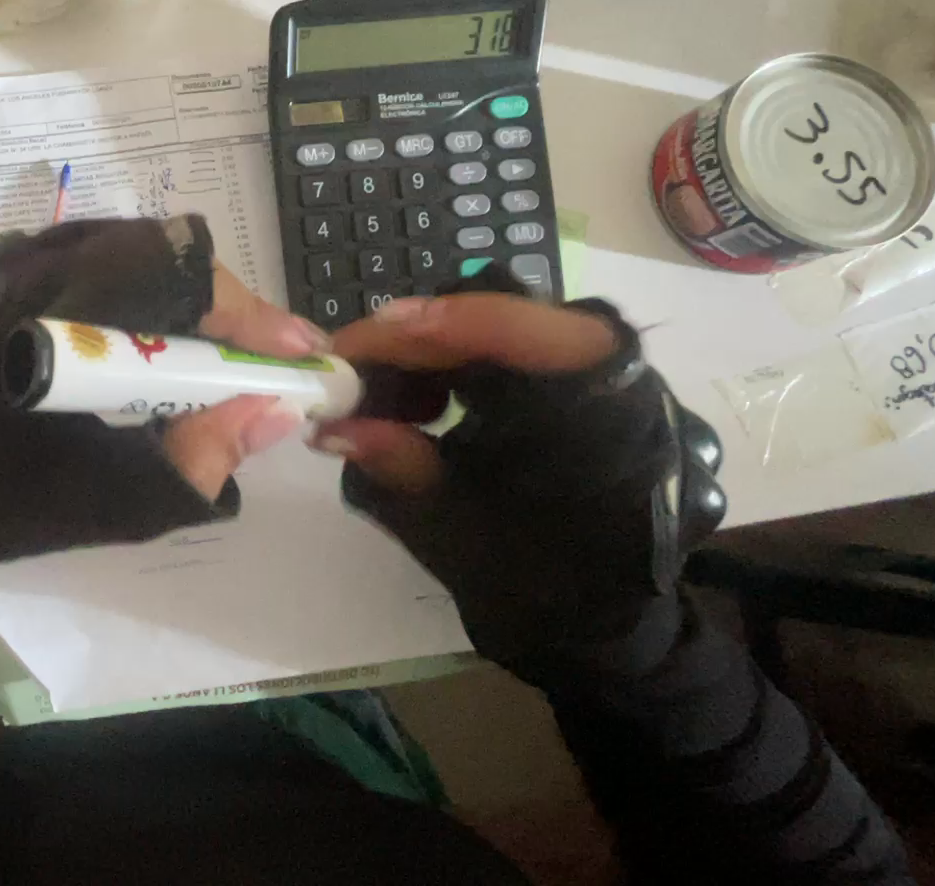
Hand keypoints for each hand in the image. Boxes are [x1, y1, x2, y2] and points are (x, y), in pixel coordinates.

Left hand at [0, 217, 324, 585]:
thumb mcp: (100, 502)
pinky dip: (141, 302)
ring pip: (131, 254)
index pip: (174, 277)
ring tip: (211, 362)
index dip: (244, 315)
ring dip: (183, 306)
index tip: (293, 354)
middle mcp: (25, 263)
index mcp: (47, 315)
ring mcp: (5, 257)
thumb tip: (273, 411)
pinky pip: (94, 264)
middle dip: (222, 312)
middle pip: (159, 254)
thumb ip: (192, 461)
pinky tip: (148, 349)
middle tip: (256, 366)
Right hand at [314, 274, 725, 667]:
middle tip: (344, 371)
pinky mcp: (558, 383)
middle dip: (411, 339)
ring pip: (486, 325)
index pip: (521, 329)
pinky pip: (488, 351)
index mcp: (603, 410)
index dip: (436, 328)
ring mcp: (585, 373)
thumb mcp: (456, 532)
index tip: (356, 346)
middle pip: (495, 313)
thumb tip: (328, 428)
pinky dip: (437, 369)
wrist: (598, 620)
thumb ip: (396, 469)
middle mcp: (606, 373)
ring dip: (418, 353)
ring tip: (371, 398)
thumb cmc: (536, 585)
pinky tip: (409, 406)